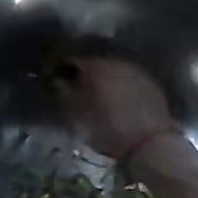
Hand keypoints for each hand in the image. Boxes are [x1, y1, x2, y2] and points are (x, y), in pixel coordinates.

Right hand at [46, 52, 179, 161]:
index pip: (66, 52)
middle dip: (74, 64)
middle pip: (88, 54)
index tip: (46, 75)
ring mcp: (134, 67)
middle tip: (65, 78)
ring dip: (95, 70)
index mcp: (93, 63)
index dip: (52, 62)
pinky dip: (112, 77)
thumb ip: (61, 90)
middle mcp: (115, 58)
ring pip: (107, 61)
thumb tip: (56, 79)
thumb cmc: (107, 128)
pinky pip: (123, 71)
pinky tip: (110, 91)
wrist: (151, 144)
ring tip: (88, 85)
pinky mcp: (148, 80)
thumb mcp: (74, 112)